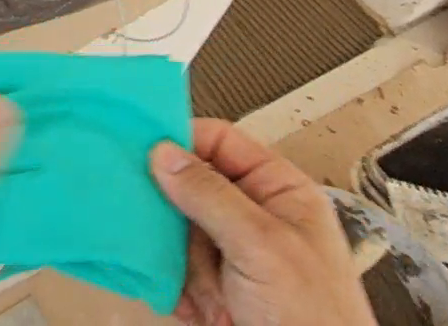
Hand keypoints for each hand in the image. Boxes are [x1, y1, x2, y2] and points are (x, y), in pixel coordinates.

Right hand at [151, 119, 375, 325]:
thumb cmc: (307, 318)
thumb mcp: (261, 247)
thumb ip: (209, 194)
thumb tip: (158, 149)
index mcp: (277, 190)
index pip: (218, 140)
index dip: (181, 140)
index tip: (139, 150)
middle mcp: (251, 213)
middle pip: (188, 184)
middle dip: (176, 216)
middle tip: (163, 233)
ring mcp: (230, 250)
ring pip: (176, 227)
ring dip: (183, 262)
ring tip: (209, 297)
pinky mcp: (213, 283)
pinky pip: (173, 263)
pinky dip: (176, 285)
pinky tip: (195, 309)